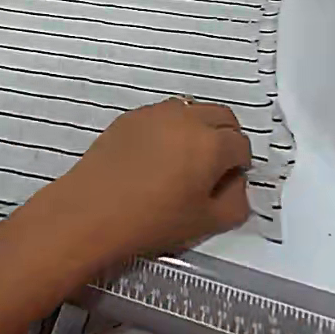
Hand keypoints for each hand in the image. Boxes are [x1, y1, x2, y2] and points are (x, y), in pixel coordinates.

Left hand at [24, 98, 251, 264]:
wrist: (93, 210)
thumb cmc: (154, 221)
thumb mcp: (207, 222)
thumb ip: (237, 200)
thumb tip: (235, 180)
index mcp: (212, 143)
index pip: (241, 145)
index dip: (238, 166)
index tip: (224, 184)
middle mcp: (188, 118)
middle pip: (222, 117)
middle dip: (225, 138)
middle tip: (212, 167)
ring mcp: (157, 112)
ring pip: (191, 110)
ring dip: (198, 128)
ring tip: (183, 159)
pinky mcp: (131, 115)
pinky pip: (162, 114)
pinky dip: (169, 128)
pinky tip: (155, 155)